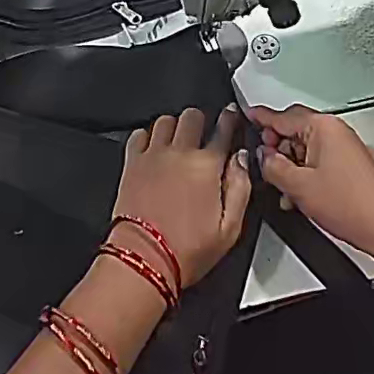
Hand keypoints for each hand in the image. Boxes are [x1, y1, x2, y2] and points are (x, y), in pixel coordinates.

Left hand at [112, 106, 251, 289]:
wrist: (144, 257)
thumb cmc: (185, 249)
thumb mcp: (230, 228)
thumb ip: (240, 187)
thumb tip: (242, 161)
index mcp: (207, 166)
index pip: (223, 130)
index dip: (230, 120)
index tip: (230, 116)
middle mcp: (179, 153)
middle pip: (192, 116)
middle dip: (201, 121)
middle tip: (203, 133)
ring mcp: (152, 156)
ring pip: (165, 120)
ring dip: (174, 127)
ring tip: (177, 140)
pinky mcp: (132, 164)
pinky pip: (139, 134)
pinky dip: (147, 136)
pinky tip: (153, 148)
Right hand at [248, 104, 373, 262]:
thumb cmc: (355, 206)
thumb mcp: (297, 185)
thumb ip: (271, 165)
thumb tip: (262, 157)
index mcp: (323, 127)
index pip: (282, 115)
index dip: (260, 118)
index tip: (247, 117)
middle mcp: (335, 132)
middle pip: (292, 131)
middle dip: (275, 148)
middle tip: (264, 164)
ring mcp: (343, 148)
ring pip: (303, 149)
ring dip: (289, 166)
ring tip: (284, 188)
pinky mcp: (347, 165)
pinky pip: (316, 161)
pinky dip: (303, 174)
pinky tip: (298, 194)